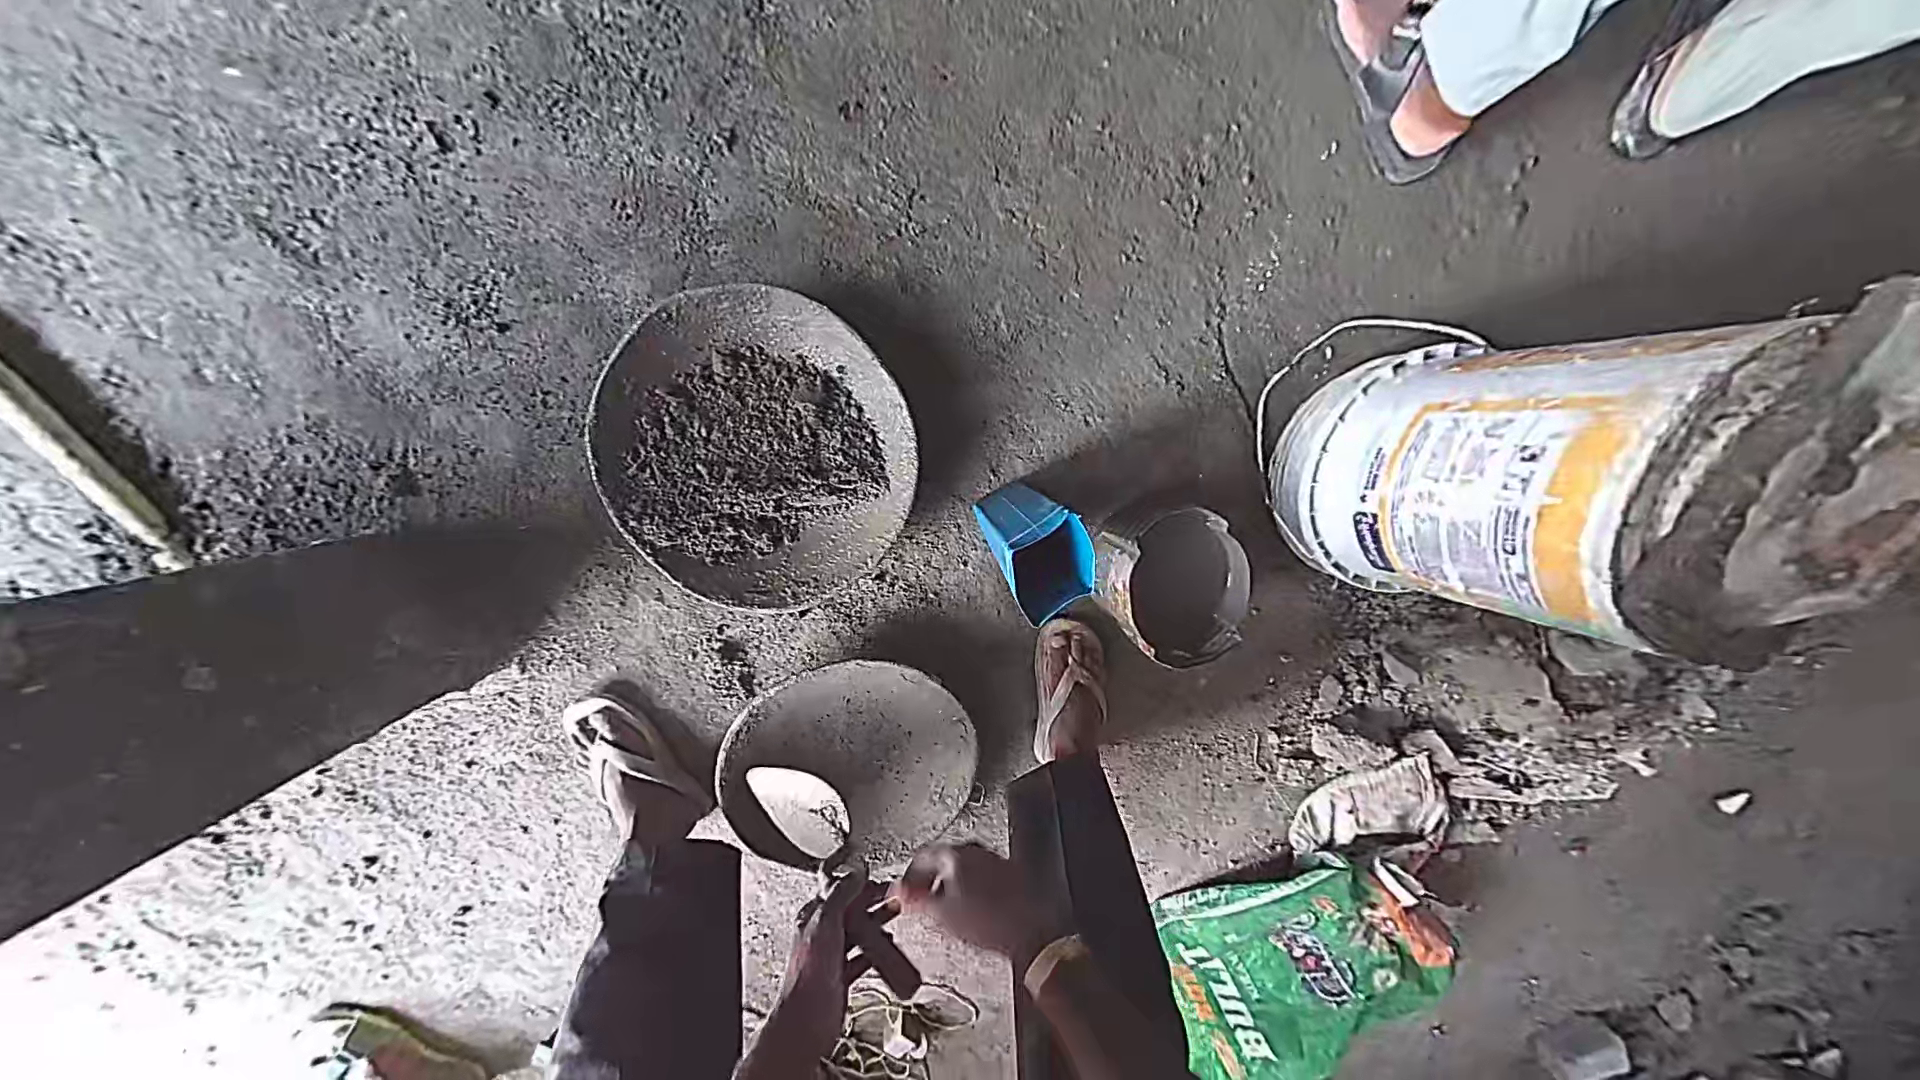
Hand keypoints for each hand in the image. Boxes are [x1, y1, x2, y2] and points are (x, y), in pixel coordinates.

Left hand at [758, 867, 890, 1064]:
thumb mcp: (825, 922)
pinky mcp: (841, 976)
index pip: (835, 888)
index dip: (855, 879)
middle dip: (871, 898)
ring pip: (858, 930)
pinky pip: (862, 956)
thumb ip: (840, 895)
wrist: (805, 1022)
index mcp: (813, 916)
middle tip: (891, 892)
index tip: (873, 874)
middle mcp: (820, 934)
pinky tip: (885, 946)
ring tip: (894, 910)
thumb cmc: (807, 975)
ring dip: (876, 920)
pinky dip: (875, 949)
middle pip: (850, 908)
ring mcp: (831, 956)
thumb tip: (855, 872)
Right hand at [891, 842, 1048, 958]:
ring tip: (942, 909)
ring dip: (946, 884)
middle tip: (919, 901)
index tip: (903, 893)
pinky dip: (966, 887)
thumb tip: (901, 894)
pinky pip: (978, 874)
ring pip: (960, 867)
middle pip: (940, 860)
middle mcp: (974, 850)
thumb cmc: (991, 922)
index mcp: (955, 853)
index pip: (920, 857)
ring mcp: (992, 859)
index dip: (907, 878)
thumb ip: (916, 900)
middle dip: (927, 880)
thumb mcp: (942, 915)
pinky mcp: (1007, 872)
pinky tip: (966, 908)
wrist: (1030, 933)